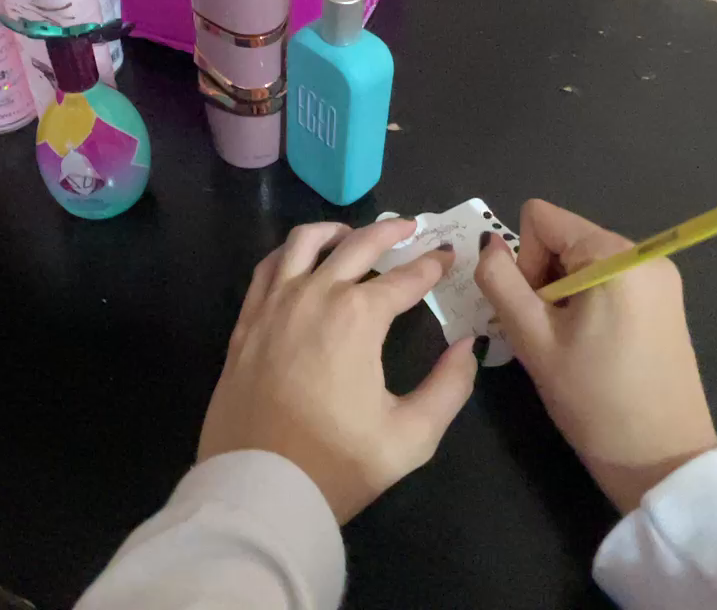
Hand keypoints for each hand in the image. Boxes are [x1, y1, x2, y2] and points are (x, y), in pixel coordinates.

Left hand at [199, 219, 479, 522]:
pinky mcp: (248, 318)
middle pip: (357, 244)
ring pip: (305, 241)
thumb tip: (468, 346)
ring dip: (336, 231)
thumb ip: (449, 388)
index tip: (448, 256)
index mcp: (358, 317)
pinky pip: (269, 266)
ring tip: (354, 234)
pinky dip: (291, 251)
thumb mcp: (410, 436)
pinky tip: (301, 260)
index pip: (405, 279)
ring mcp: (275, 302)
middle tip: (412, 228)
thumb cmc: (336, 464)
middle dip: (390, 232)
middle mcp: (315, 294)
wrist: (258, 488)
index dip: (432, 266)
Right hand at [475, 200, 716, 512]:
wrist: (663, 464)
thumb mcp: (531, 338)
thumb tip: (487, 243)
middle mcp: (643, 255)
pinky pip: (605, 279)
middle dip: (543, 278)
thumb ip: (499, 280)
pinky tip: (591, 346)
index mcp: (615, 255)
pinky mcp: (664, 302)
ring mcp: (659, 278)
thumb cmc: (593, 399)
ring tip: (571, 344)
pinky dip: (585, 303)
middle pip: (562, 237)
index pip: (540, 218)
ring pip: (579, 261)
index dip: (524, 261)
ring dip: (561, 295)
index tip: (537, 311)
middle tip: (550, 334)